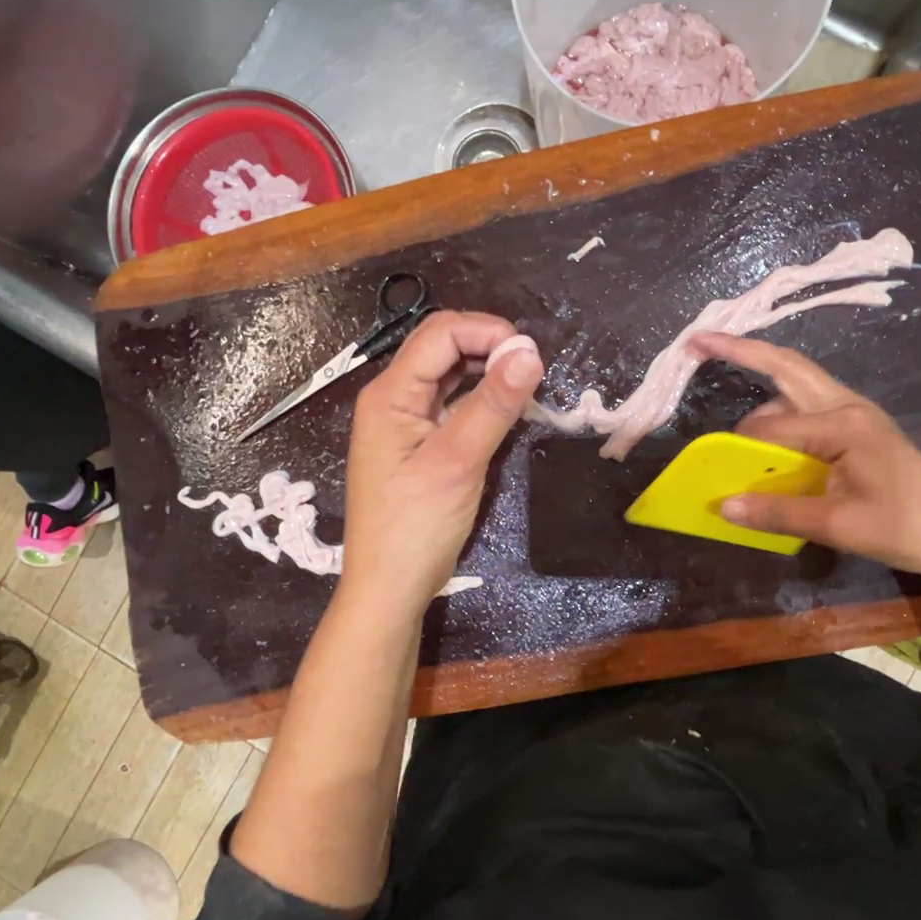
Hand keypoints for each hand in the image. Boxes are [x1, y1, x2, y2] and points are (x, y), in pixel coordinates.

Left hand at [342, 312, 543, 604]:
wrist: (389, 589)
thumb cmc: (415, 527)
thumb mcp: (458, 463)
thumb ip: (492, 405)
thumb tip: (529, 351)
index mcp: (389, 394)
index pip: (440, 334)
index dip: (486, 331)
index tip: (531, 355)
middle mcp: (392, 398)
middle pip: (442, 347)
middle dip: (487, 346)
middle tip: (531, 369)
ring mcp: (404, 423)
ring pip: (448, 376)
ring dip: (486, 372)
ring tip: (525, 387)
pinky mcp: (418, 445)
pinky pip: (450, 405)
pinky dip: (479, 400)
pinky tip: (505, 410)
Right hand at [691, 332, 920, 585]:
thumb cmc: (901, 529)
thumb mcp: (836, 524)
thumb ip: (777, 512)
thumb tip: (724, 506)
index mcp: (844, 424)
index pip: (773, 427)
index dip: (740, 447)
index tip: (715, 472)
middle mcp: (848, 405)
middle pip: (787, 366)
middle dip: (742, 350)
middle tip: (698, 341)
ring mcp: (856, 412)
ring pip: (798, 381)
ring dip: (761, 380)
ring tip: (729, 387)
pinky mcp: (859, 426)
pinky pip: (809, 402)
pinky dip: (779, 404)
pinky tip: (766, 429)